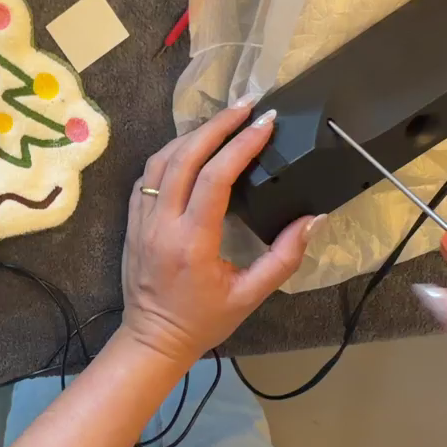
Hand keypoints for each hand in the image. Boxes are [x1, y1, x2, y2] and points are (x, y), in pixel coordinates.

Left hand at [117, 101, 319, 370]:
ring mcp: (141, 220)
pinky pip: (147, 177)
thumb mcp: (250, 296)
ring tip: (221, 122)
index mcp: (192, 241)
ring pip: (160, 161)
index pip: (215, 178)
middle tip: (246, 106)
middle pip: (184, 157)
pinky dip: (168, 156)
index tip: (266, 123)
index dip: (241, 145)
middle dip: (216, 126)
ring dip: (190, 136)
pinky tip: (189, 150)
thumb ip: (284, 257)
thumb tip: (314, 218)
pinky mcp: (132, 221)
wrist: (152, 339)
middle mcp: (161, 224)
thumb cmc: (203, 321)